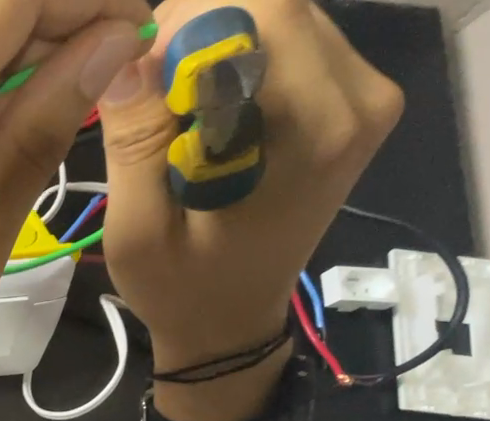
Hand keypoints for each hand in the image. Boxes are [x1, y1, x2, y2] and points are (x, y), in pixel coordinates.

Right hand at [98, 0, 403, 420]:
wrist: (230, 321)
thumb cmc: (180, 286)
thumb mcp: (138, 229)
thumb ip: (136, 140)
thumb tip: (122, 56)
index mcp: (314, 127)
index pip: (260, 8)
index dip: (185, 24)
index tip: (136, 81)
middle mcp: (361, 94)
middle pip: (274, 4)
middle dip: (197, 36)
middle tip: (147, 101)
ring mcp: (366, 92)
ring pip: (280, 17)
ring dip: (214, 50)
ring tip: (174, 116)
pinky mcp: (355, 97)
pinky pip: (290, 44)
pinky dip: (238, 64)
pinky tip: (205, 116)